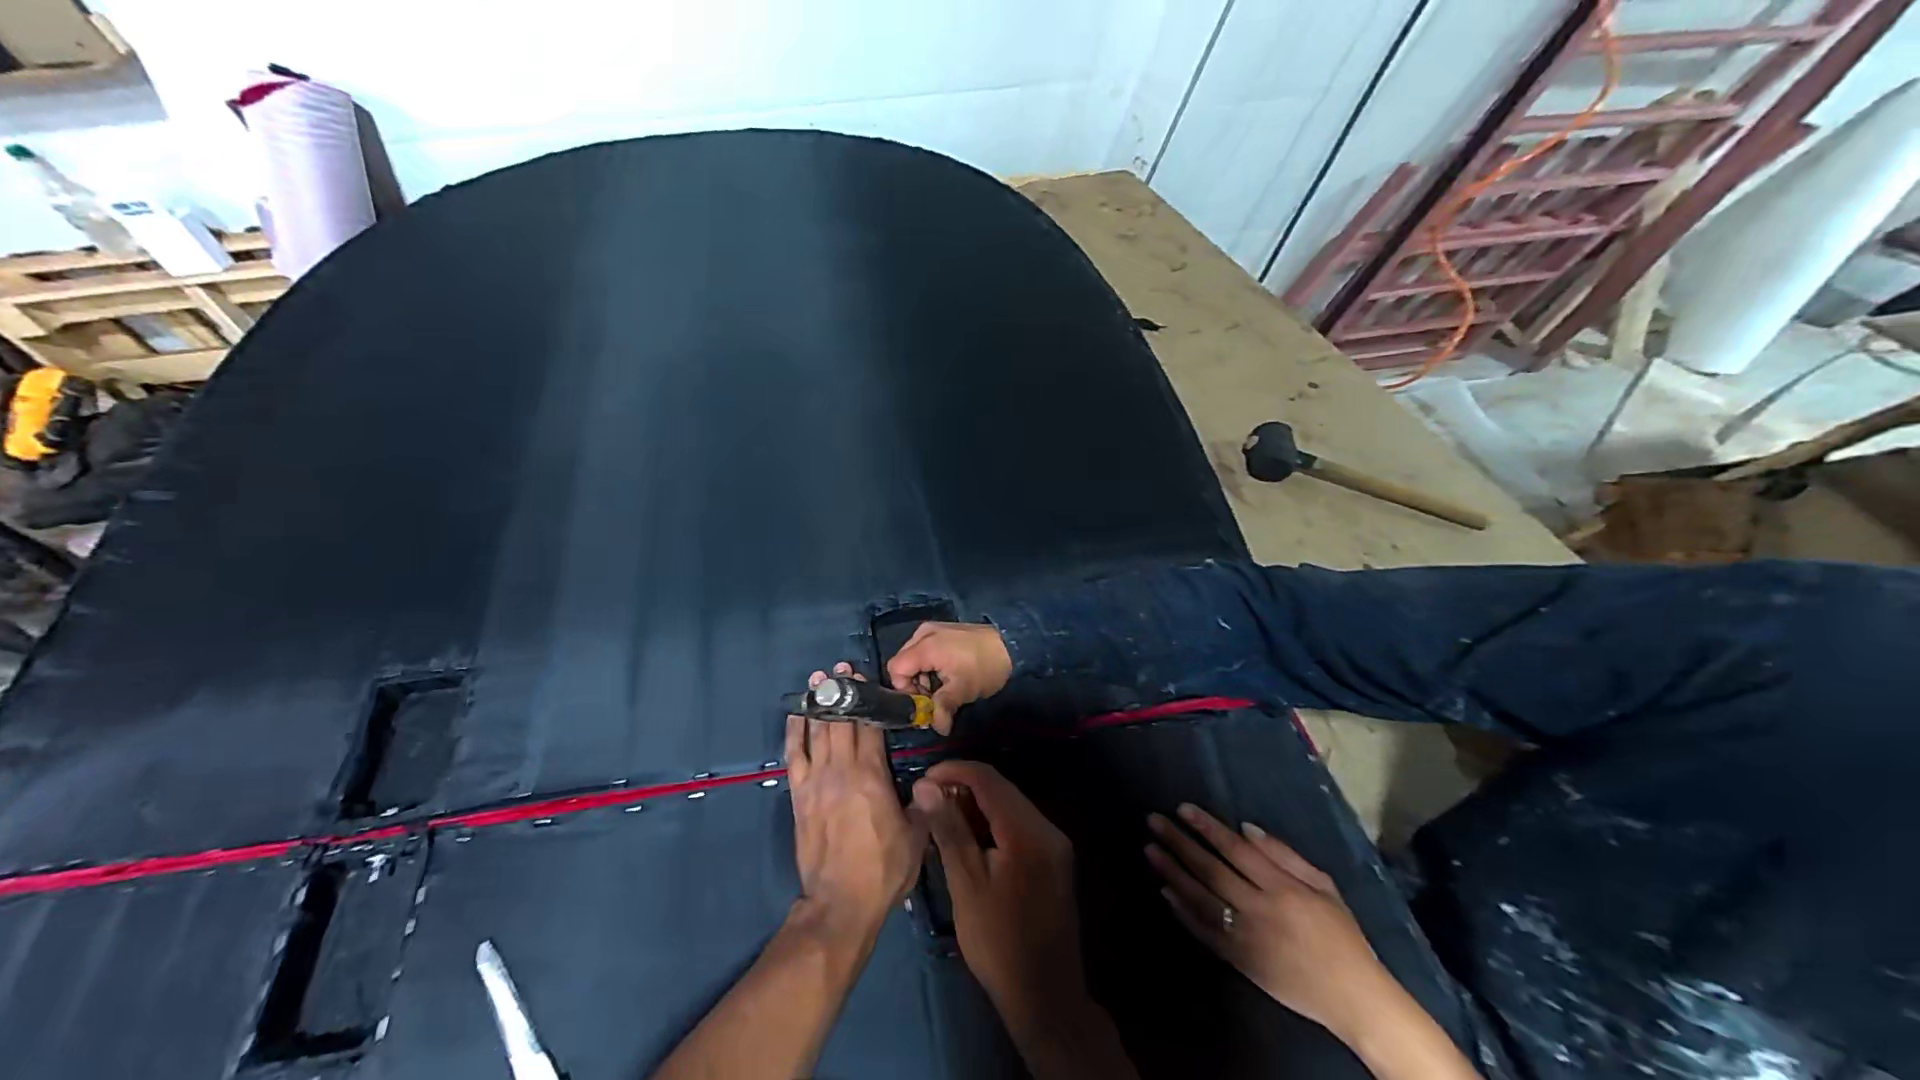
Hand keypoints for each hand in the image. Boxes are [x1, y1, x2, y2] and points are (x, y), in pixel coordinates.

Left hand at [785, 663, 927, 937]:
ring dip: (818, 703)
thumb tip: (931, 782)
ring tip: (819, 678)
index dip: (869, 701)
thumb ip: (925, 804)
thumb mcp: (917, 837)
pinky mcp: (799, 796)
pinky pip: (795, 756)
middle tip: (843, 668)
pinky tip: (796, 715)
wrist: (840, 904)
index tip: (869, 679)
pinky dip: (795, 732)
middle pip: (841, 721)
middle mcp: (841, 771)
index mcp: (871, 776)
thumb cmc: (884, 870)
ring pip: (817, 732)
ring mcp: (816, 782)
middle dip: (843, 692)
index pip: (869, 727)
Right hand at [886, 622, 1012, 732]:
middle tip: (934, 697)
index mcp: (925, 645)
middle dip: (914, 684)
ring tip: (944, 687)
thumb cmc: (984, 666)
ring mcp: (933, 628)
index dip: (904, 689)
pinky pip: (924, 648)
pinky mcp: (943, 629)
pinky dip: (930, 663)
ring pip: (913, 656)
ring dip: (923, 675)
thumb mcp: (962, 691)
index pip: (895, 669)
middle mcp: (923, 633)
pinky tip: (948, 673)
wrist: (1012, 644)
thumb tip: (938, 729)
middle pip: (903, 662)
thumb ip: (943, 709)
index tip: (923, 702)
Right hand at [911, 760, 1083, 1028]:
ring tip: (940, 819)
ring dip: (976, 806)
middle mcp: (1048, 829)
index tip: (921, 780)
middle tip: (926, 802)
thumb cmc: (999, 942)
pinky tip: (968, 838)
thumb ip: (948, 829)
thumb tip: (925, 785)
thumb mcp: (966, 883)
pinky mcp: (1053, 861)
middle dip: (963, 788)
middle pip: (1002, 790)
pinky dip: (992, 824)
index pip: (989, 780)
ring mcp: (1055, 846)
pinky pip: (1019, 827)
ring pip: (1010, 807)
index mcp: (1029, 831)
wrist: (1045, 996)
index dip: (954, 771)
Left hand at [1145, 804, 1399, 1044]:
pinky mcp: (1238, 960)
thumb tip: (1244, 828)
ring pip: (1199, 897)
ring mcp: (1245, 936)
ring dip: (1172, 872)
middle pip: (1210, 869)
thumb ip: (1285, 855)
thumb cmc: (1341, 936)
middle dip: (1179, 842)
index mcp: (1282, 887)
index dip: (1207, 827)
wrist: (1352, 997)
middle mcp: (1258, 908)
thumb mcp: (1325, 886)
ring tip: (1150, 850)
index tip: (1182, 809)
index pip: (1235, 849)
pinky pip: (1203, 931)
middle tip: (1153, 822)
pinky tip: (1165, 891)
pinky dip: (1182, 910)